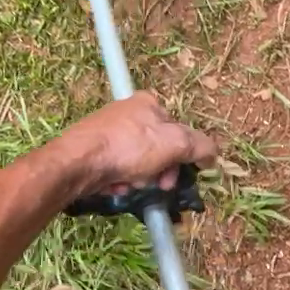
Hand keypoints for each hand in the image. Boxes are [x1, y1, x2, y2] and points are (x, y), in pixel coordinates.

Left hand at [53, 92, 216, 198]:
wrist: (77, 162)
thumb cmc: (127, 147)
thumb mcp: (174, 143)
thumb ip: (199, 146)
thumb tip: (212, 154)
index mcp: (148, 103)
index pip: (178, 131)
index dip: (182, 155)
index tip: (178, 175)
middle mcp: (127, 114)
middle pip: (158, 149)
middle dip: (159, 172)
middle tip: (156, 186)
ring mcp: (108, 133)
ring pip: (138, 163)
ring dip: (139, 180)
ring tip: (128, 185)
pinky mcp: (93, 152)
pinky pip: (117, 171)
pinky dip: (119, 182)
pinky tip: (114, 186)